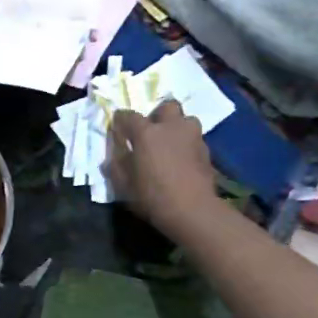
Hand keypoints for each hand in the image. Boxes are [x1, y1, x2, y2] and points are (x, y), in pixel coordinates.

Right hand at [105, 100, 216, 229]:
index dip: (121, 120)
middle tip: (152, 132)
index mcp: (146, 133)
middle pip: (166, 107)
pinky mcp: (206, 150)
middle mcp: (171, 127)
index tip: (118, 128)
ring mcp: (192, 136)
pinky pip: (194, 139)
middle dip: (158, 115)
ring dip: (177, 127)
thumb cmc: (153, 198)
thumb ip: (116, 169)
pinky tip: (183, 160)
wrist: (193, 210)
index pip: (129, 116)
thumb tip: (110, 160)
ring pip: (185, 120)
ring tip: (171, 144)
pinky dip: (187, 145)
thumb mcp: (125, 188)